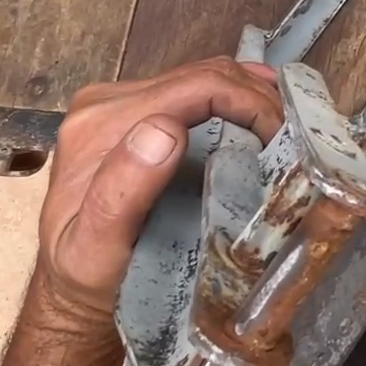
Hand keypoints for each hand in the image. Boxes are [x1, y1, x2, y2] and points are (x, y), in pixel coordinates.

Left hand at [32, 57, 283, 328]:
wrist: (74, 291)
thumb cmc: (88, 279)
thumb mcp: (95, 251)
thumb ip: (121, 193)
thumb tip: (165, 130)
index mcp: (100, 125)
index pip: (198, 86)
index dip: (250, 103)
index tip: (280, 138)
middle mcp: (107, 102)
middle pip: (206, 75)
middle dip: (259, 98)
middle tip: (290, 134)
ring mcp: (123, 100)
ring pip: (208, 74)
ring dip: (252, 94)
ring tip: (281, 126)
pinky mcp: (139, 106)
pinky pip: (202, 84)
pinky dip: (239, 93)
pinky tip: (261, 108)